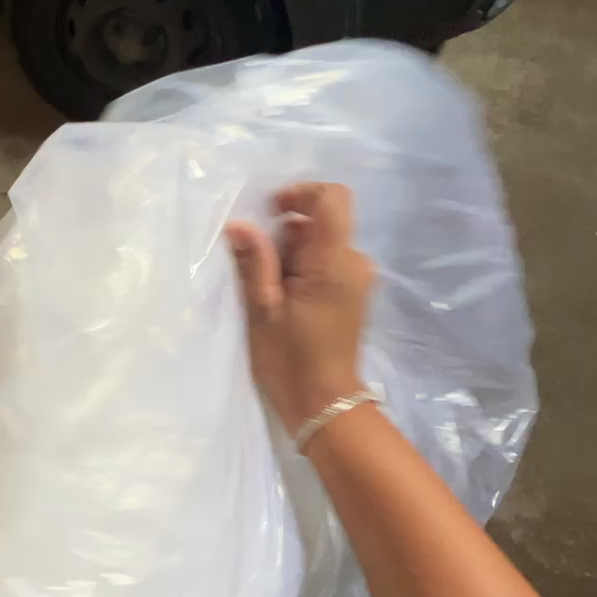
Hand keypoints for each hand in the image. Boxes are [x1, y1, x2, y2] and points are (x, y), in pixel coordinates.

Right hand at [224, 183, 375, 432]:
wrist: (324, 403)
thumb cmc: (290, 359)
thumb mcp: (263, 310)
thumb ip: (254, 263)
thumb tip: (239, 225)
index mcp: (335, 262)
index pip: (333, 199)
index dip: (302, 193)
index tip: (272, 211)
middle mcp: (354, 262)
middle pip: (323, 222)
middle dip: (286, 234)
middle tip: (258, 267)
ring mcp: (356, 279)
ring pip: (322, 244)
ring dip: (291, 255)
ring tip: (268, 290)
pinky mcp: (351, 294)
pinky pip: (326, 264)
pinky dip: (301, 270)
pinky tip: (283, 299)